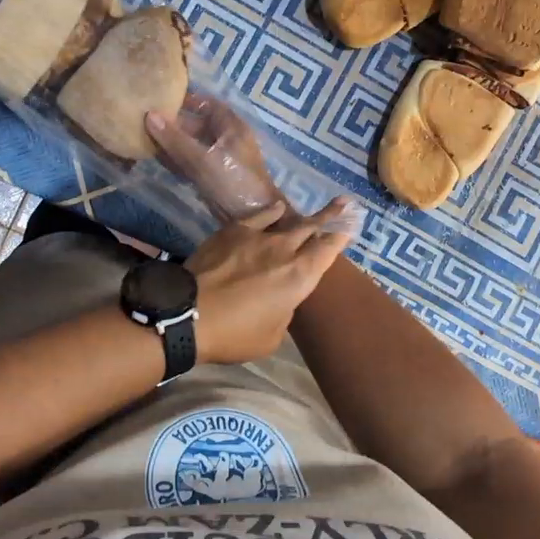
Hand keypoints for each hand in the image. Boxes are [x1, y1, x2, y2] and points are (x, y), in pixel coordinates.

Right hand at [146, 95, 283, 220]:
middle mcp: (225, 139)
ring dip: (171, 141)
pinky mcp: (212, 176)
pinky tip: (154, 155)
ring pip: (191, 144)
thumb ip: (175, 139)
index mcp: (231, 127)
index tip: (162, 96)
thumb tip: (149, 115)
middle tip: (144, 116)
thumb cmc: (234, 181)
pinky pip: (190, 161)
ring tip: (143, 133)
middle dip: (173, 121)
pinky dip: (175, 158)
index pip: (207, 104)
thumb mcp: (203, 159)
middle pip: (196, 124)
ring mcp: (218, 159)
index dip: (187, 99)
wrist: (254, 220)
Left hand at [187, 199, 357, 364]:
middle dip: (330, 215)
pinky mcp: (233, 230)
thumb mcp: (272, 336)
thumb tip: (281, 296)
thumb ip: (284, 310)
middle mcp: (285, 250)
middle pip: (313, 227)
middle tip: (344, 202)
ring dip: (302, 215)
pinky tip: (276, 207)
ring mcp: (259, 236)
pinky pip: (259, 216)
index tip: (351, 224)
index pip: (328, 250)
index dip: (341, 236)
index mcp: (300, 277)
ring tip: (309, 209)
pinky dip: (271, 211)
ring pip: (287, 219)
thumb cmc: (234, 334)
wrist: (188, 313)